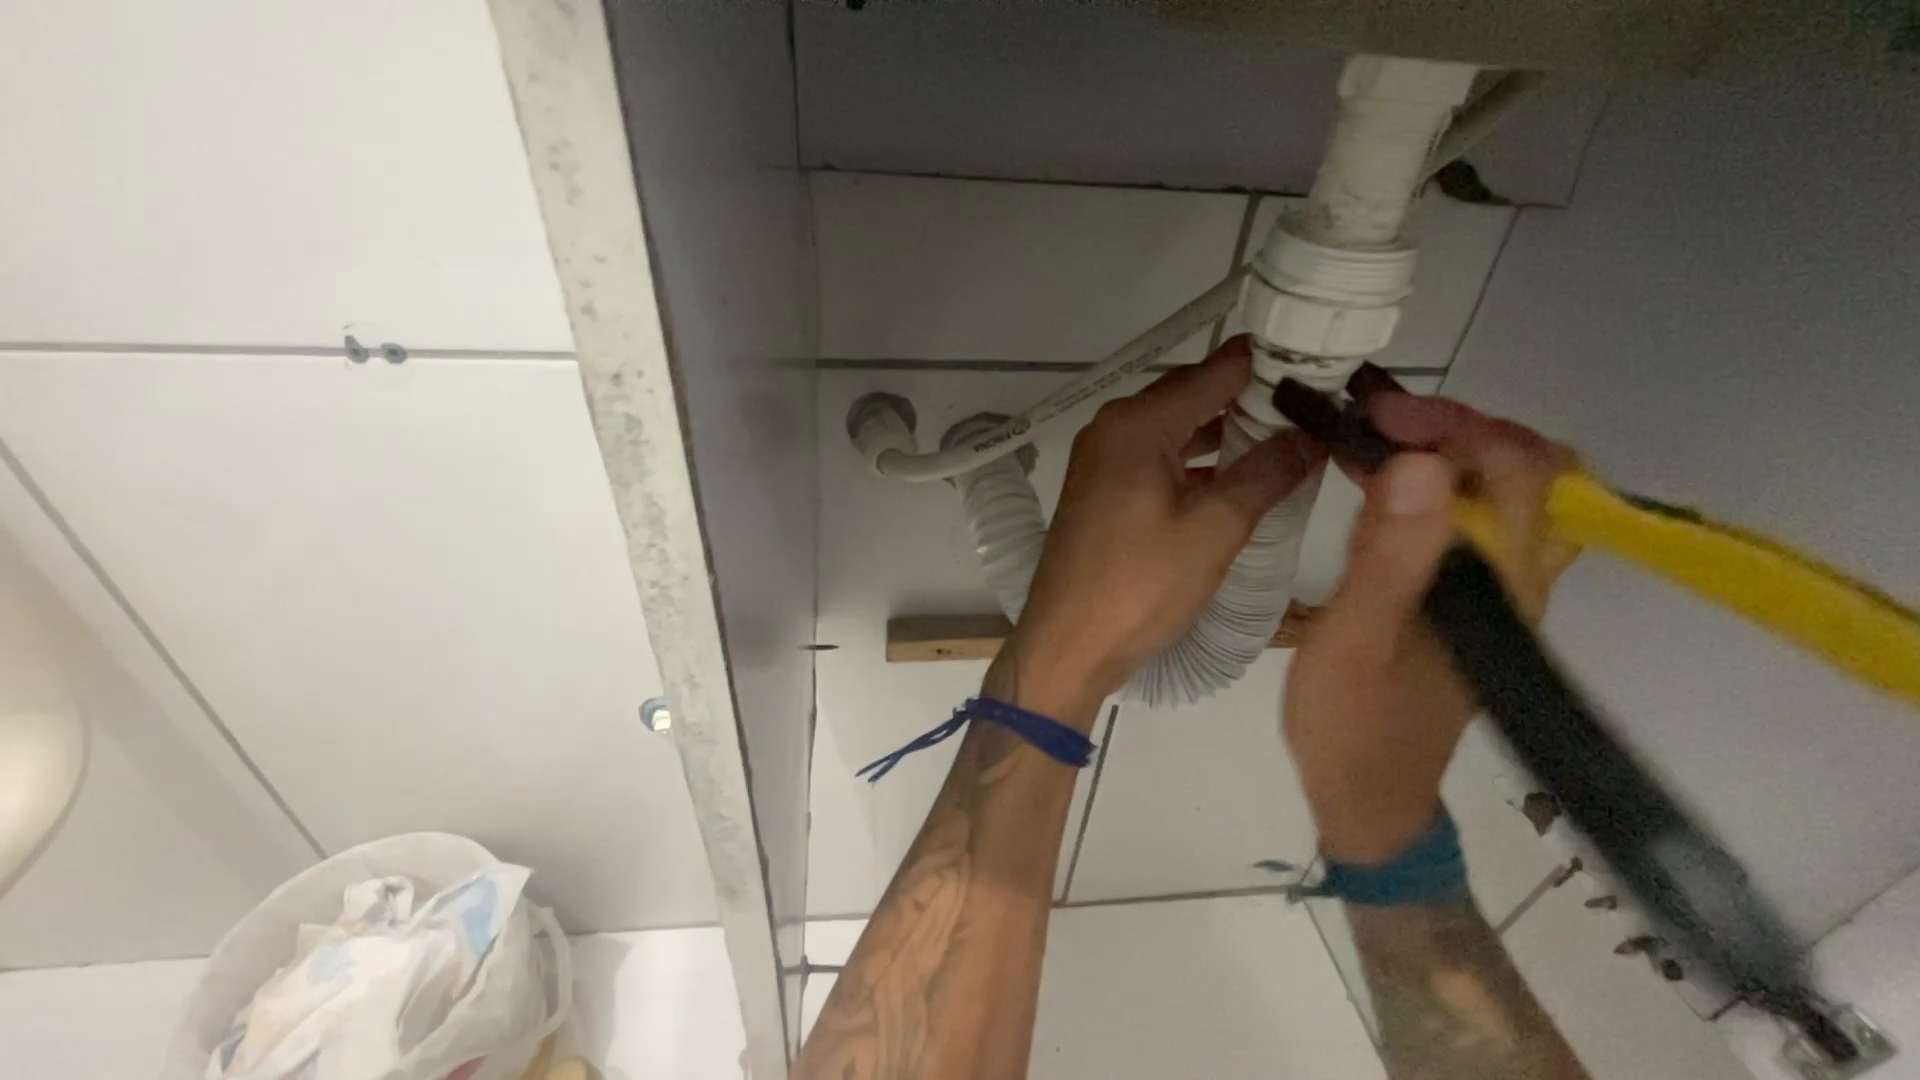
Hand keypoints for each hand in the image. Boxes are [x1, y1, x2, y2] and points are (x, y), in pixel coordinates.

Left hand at [996, 336, 1324, 722]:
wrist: (1067, 645)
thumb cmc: (1139, 586)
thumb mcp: (1213, 529)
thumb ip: (1266, 474)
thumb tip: (1312, 435)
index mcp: (1136, 423)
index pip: (1216, 370)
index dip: (1271, 365)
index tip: (1326, 364)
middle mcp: (1113, 429)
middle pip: (1192, 394)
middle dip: (1251, 398)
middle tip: (1316, 406)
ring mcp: (1103, 461)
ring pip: (1175, 429)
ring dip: (1224, 432)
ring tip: (1288, 439)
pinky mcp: (1102, 492)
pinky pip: (1157, 459)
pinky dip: (1196, 462)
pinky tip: (1236, 477)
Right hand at [1285, 394, 1576, 863]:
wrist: (1368, 799)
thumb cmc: (1354, 726)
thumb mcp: (1354, 642)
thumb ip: (1388, 559)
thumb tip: (1419, 462)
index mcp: (1498, 583)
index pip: (1516, 469)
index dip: (1453, 425)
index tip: (1373, 414)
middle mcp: (1517, 577)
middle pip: (1526, 468)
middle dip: (1454, 425)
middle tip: (1373, 416)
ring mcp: (1497, 589)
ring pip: (1502, 490)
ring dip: (1446, 448)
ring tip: (1370, 433)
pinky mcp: (1469, 600)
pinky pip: (1471, 518)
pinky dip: (1432, 481)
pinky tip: (1378, 482)